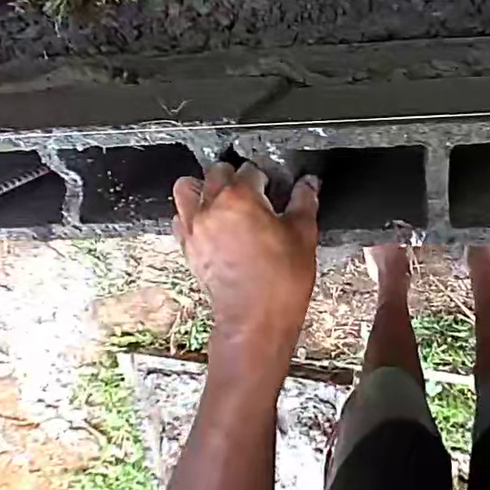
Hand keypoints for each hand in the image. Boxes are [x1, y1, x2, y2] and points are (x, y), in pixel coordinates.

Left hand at [172, 163, 320, 357]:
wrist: (255, 320)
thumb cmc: (279, 282)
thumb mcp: (303, 234)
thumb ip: (304, 202)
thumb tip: (308, 185)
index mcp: (240, 197)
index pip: (250, 169)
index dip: (266, 176)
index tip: (275, 185)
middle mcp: (210, 208)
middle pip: (215, 172)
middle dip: (234, 176)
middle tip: (253, 191)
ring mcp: (194, 228)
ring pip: (187, 189)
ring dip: (205, 189)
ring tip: (225, 201)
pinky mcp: (188, 248)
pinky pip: (181, 218)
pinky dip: (193, 215)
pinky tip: (214, 225)